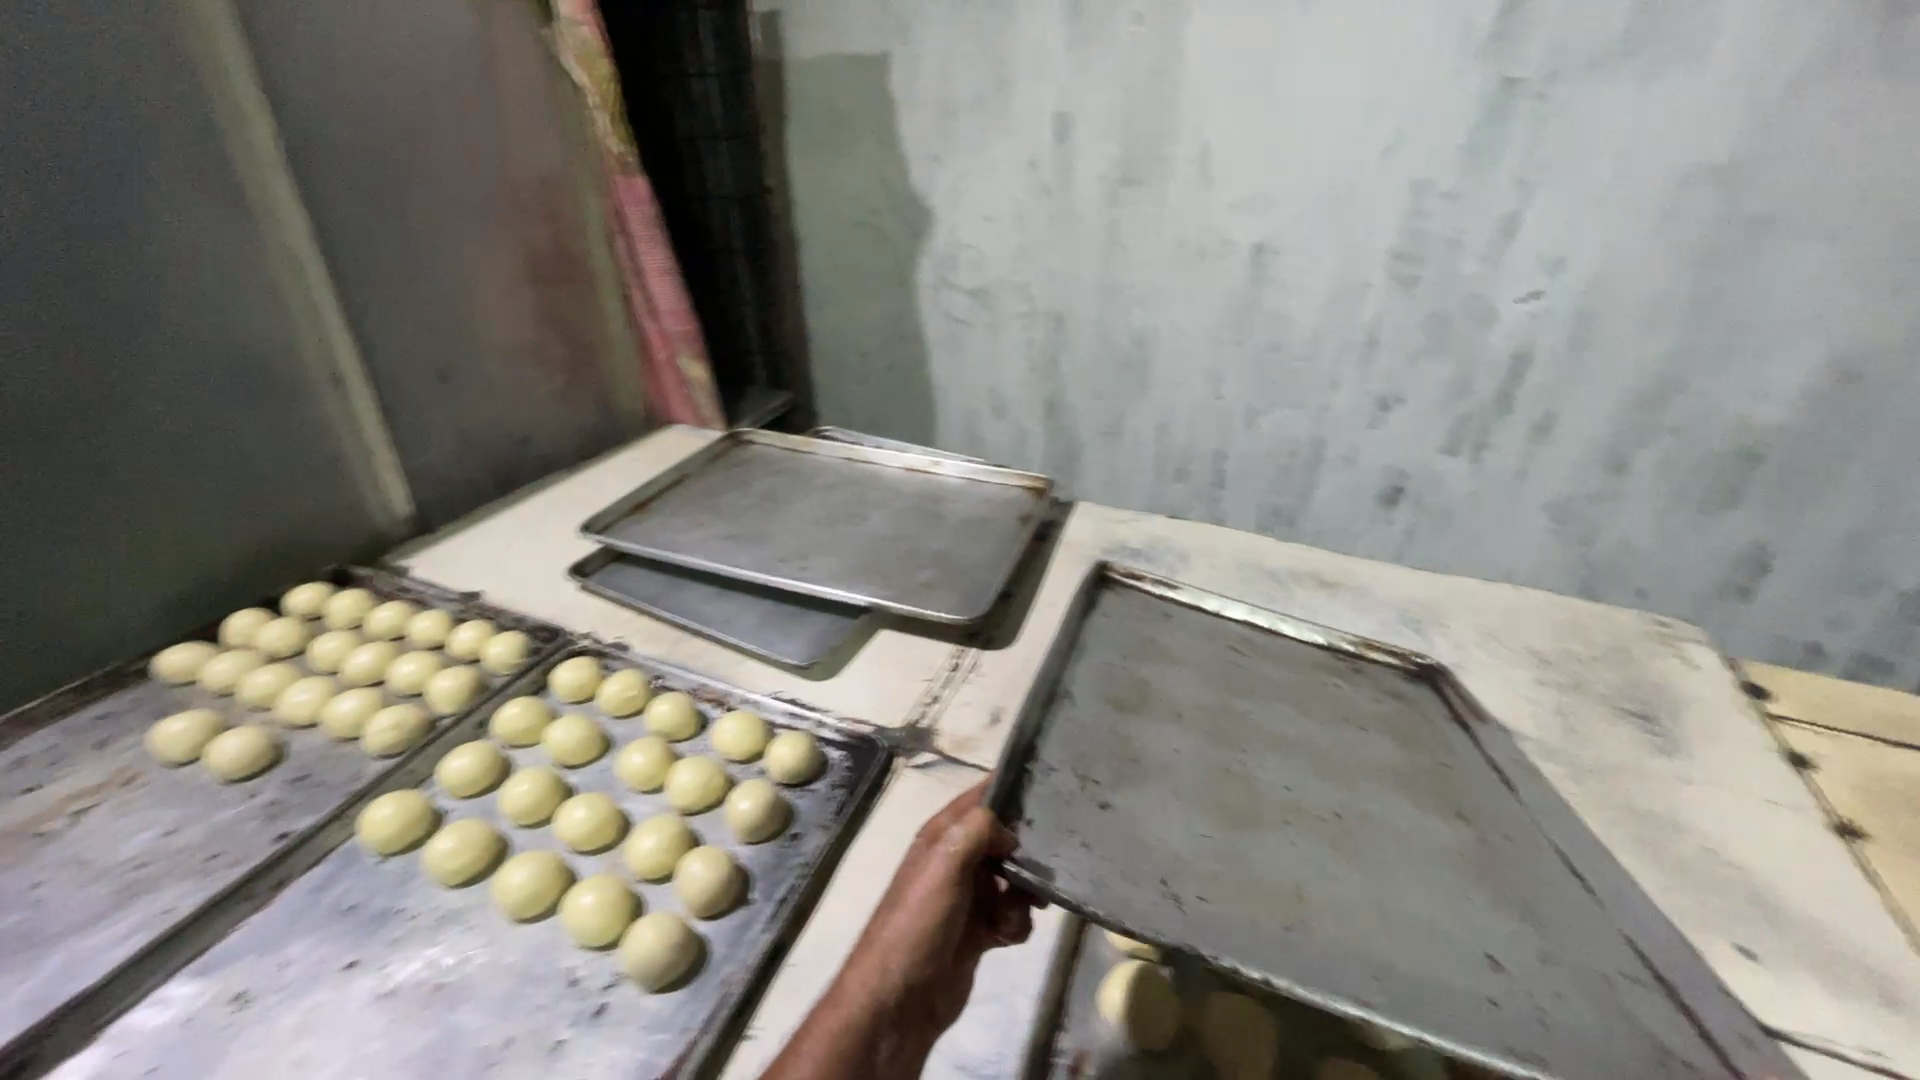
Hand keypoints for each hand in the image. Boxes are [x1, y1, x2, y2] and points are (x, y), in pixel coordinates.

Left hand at [837, 779, 1039, 1046]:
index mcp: (942, 835)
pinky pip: (1012, 914)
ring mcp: (968, 896)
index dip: (1010, 789)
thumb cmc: (920, 920)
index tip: (1047, 791)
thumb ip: (977, 830)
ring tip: (1013, 912)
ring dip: (1022, 895)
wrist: (902, 998)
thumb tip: (1009, 832)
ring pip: (1013, 879)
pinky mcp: (980, 930)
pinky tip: (1006, 937)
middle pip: (1004, 840)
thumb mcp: (944, 863)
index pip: (981, 797)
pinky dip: (1015, 924)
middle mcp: (956, 859)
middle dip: (1025, 854)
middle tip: (1039, 870)